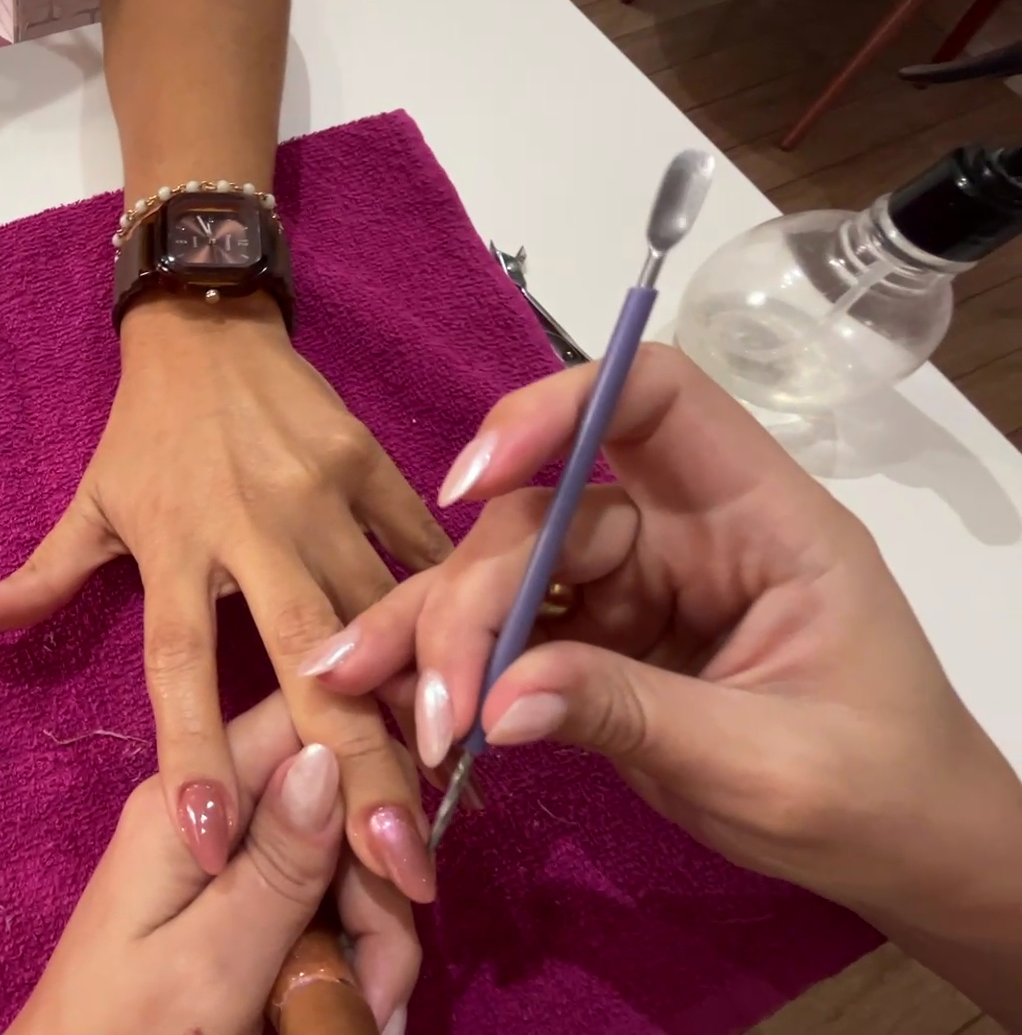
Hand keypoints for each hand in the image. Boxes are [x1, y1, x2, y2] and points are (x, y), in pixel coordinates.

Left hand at [0, 295, 448, 902]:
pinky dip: (449, 604)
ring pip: (377, 607)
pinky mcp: (370, 460)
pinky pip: (416, 544)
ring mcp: (318, 490)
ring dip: (414, 698)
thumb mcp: (87, 502)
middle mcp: (249, 524)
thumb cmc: (142, 431)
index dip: (189, 752)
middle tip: (394, 867)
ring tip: (449, 793)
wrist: (206, 330)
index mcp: (169, 542)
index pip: (175, 662)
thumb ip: (34, 574)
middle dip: (351, 761)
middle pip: (303, 652)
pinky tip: (483, 670)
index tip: (210, 843)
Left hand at [10, 693, 418, 1034]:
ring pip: (330, 854)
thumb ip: (276, 864)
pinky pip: (309, 895)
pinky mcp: (229, 890)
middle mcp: (203, 803)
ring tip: (365, 1015)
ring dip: (365, 933)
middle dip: (372, 885)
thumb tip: (328, 750)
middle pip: (326, 798)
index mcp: (187, 799)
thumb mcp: (210, 963)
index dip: (366, 774)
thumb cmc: (130, 1032)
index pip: (295, 727)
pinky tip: (349, 1006)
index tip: (405, 871)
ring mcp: (217, 846)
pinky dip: (340, 949)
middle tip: (379, 987)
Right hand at [307, 345, 1021, 954]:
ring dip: (423, 631)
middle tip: (438, 705)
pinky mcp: (565, 631)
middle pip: (528, 521)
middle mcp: (662, 530)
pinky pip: (479, 629)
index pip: (649, 400)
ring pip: (482, 572)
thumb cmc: (878, 796)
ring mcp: (606, 580)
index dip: (554, 413)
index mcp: (749, 514)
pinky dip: (430, 658)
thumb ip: (631, 715)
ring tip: (363, 686)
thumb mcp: (773, 764)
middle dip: (466, 606)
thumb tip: (493, 703)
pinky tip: (388, 690)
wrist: (889, 853)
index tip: (469, 487)